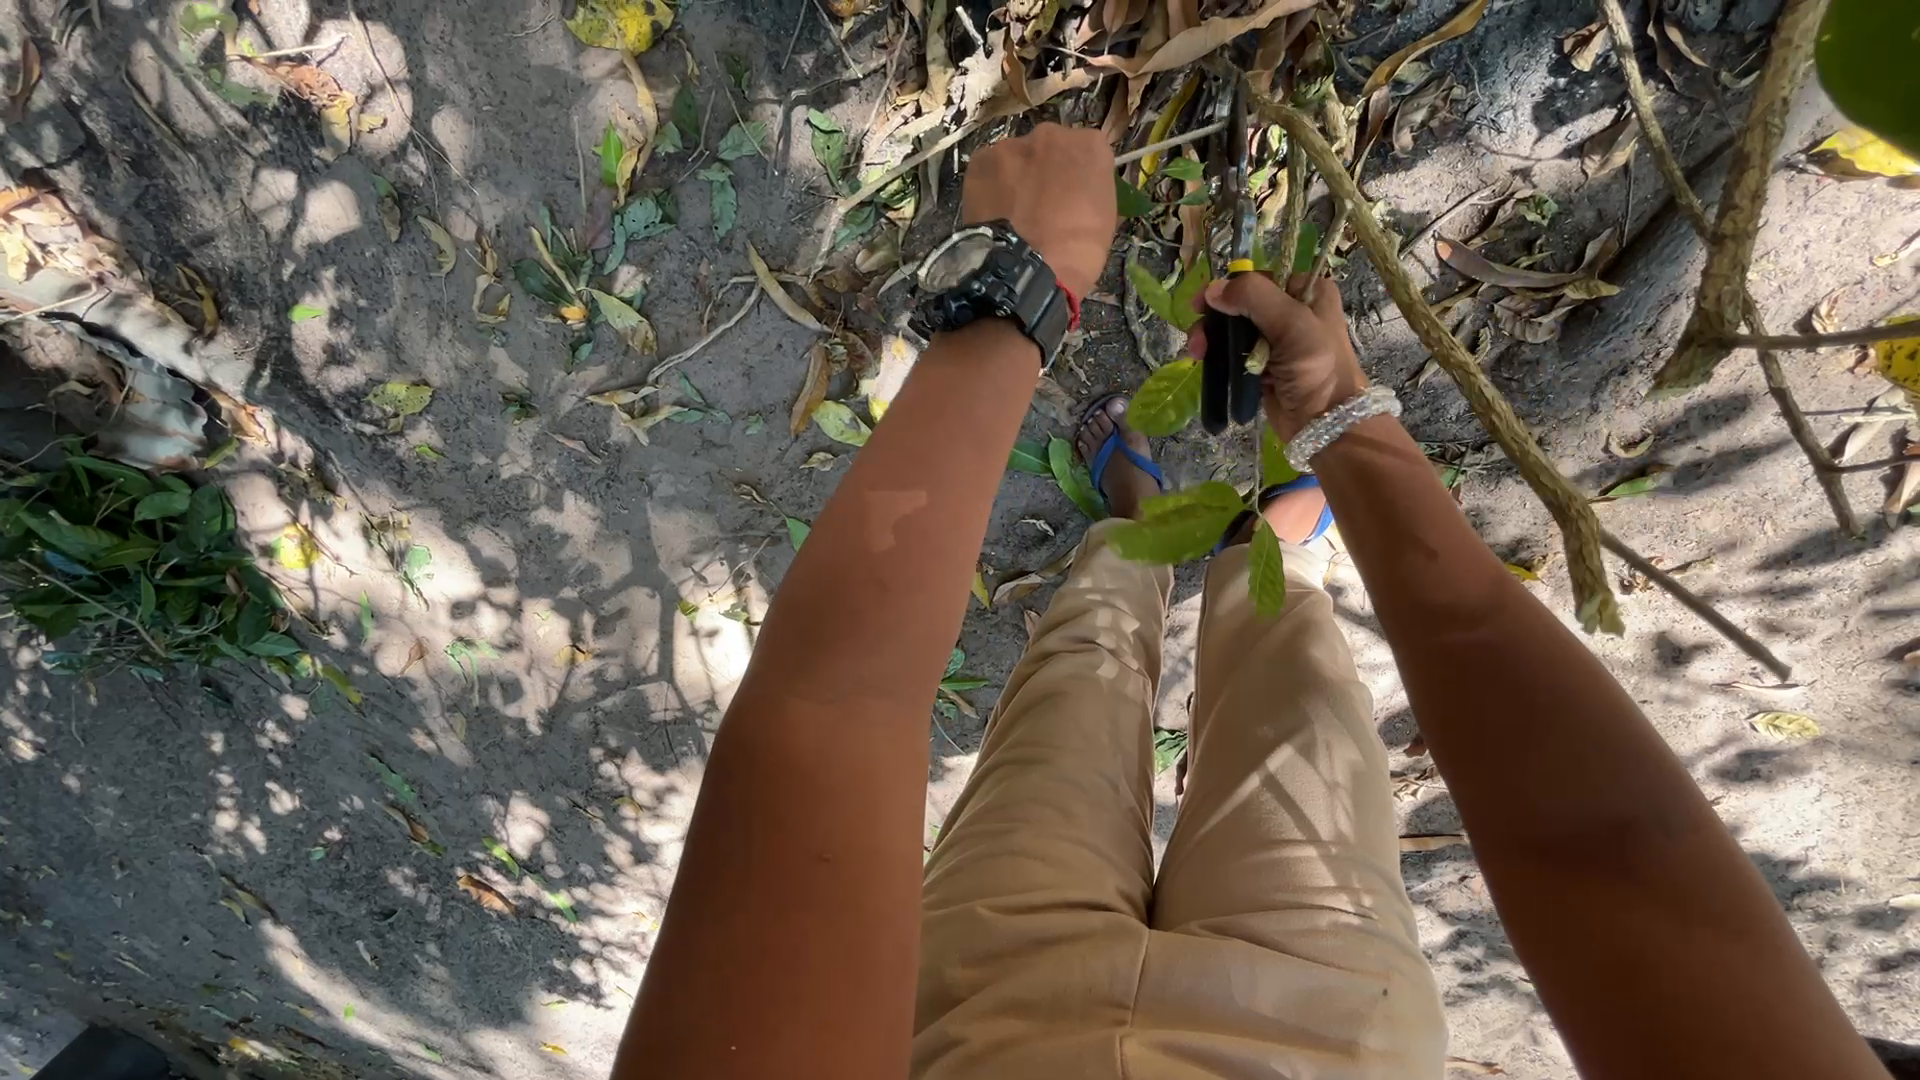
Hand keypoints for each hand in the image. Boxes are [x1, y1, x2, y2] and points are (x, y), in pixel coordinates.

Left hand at [959, 123, 1115, 298]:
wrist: (1031, 267)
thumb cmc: (1078, 250)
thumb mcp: (1104, 219)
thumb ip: (1091, 192)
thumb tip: (1078, 197)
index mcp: (1090, 145)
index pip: (1084, 154)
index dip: (1074, 178)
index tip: (1069, 198)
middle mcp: (1051, 134)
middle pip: (1047, 150)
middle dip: (1043, 172)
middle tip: (1038, 206)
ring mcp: (1013, 146)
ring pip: (1015, 160)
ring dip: (1014, 180)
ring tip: (1011, 214)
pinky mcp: (981, 162)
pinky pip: (988, 173)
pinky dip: (989, 189)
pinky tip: (993, 213)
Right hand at [1189, 272, 1366, 443]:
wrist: (1324, 421)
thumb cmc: (1316, 367)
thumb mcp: (1291, 323)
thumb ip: (1254, 297)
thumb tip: (1212, 289)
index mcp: (1307, 291)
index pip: (1259, 279)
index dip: (1228, 289)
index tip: (1201, 304)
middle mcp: (1292, 311)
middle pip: (1241, 305)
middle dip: (1215, 319)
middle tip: (1197, 338)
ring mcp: (1276, 341)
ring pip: (1234, 330)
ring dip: (1212, 339)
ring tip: (1197, 354)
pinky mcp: (1263, 366)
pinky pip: (1234, 353)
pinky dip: (1219, 356)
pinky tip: (1206, 362)